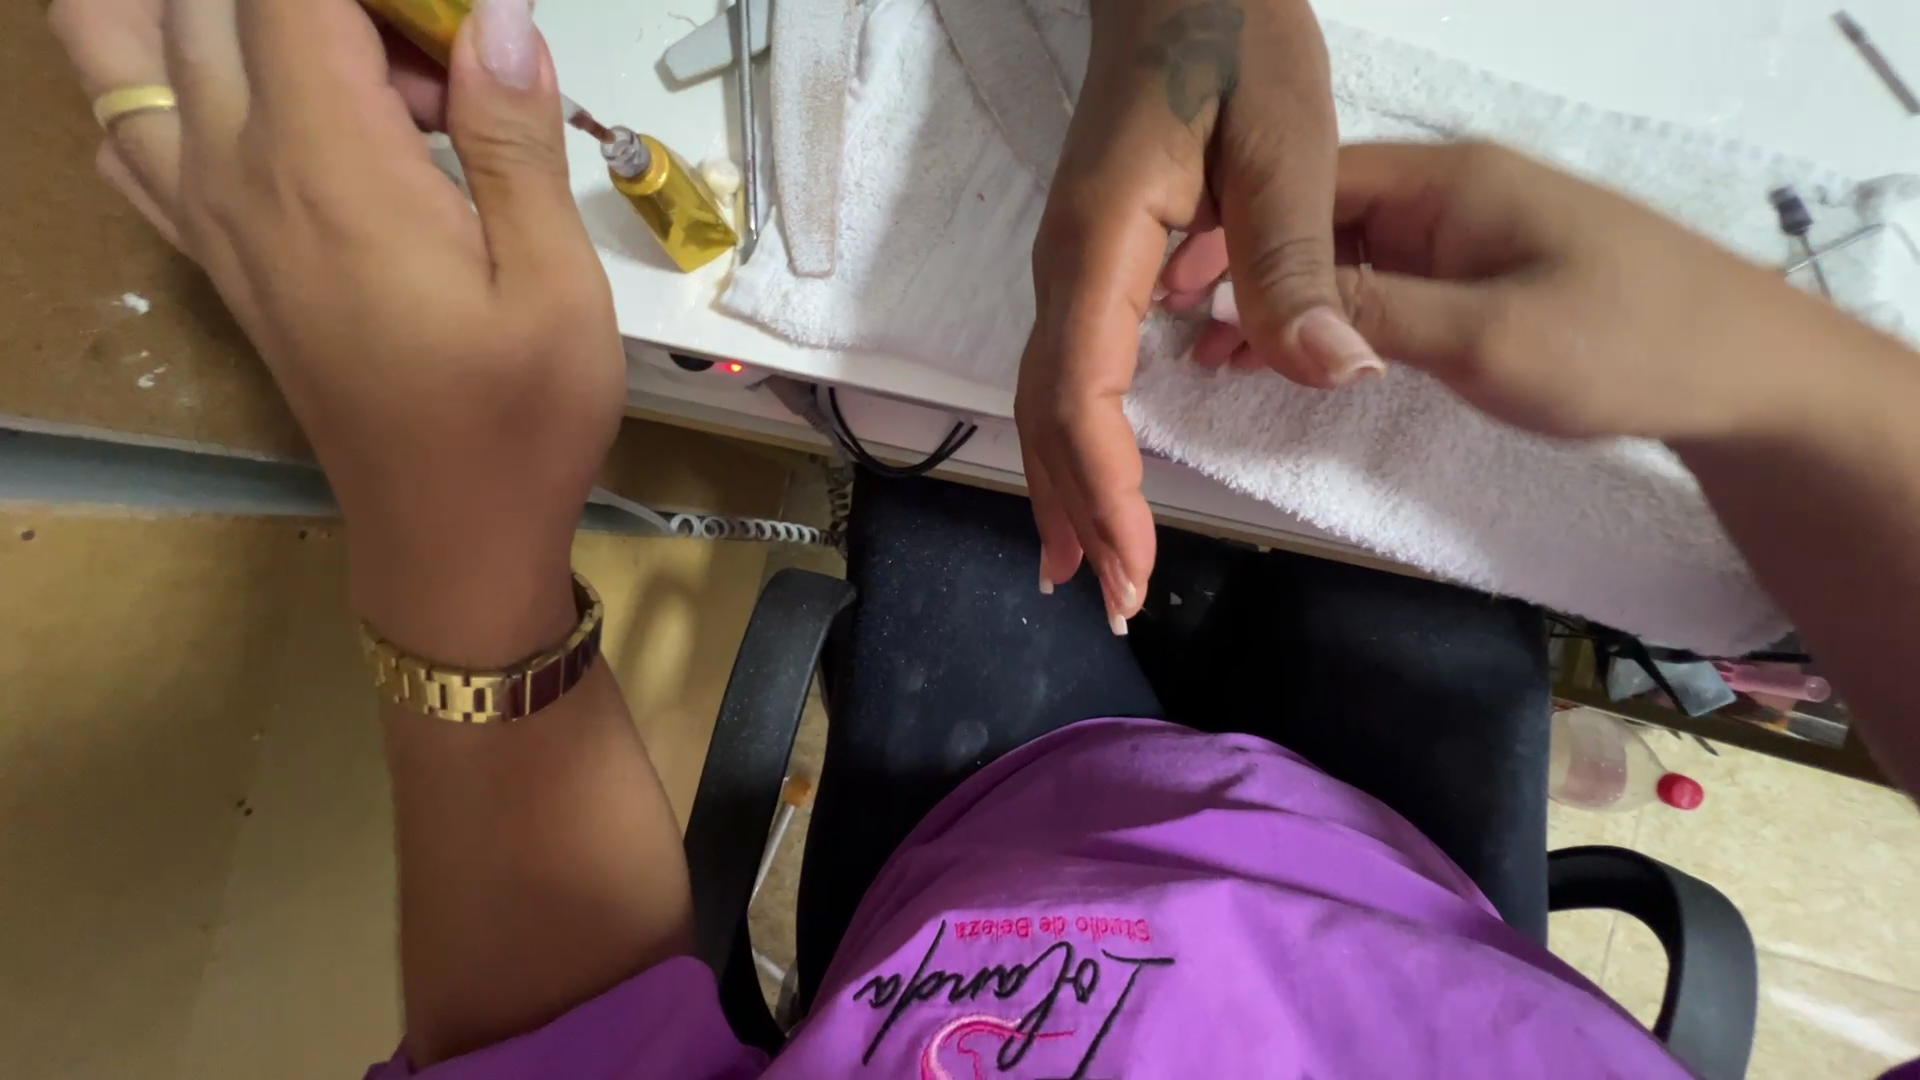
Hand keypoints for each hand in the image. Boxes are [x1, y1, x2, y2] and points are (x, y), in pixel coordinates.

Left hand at [50, 0, 624, 664]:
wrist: (456, 529)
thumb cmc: (526, 417)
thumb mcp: (559, 287)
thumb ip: (518, 145)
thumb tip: (500, 19)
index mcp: (334, 167)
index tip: (475, 43)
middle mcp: (238, 170)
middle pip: (223, 1)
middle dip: (350, 12)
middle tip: (457, 83)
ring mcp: (207, 217)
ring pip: (136, 40)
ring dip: (238, 25)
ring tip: (363, 84)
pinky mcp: (216, 262)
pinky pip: (128, 125)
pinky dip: (167, 77)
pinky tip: (263, 116)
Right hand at [1018, 0, 1365, 628]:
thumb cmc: (1231, 41)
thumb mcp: (1286, 139)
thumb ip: (1295, 259)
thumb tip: (1334, 374)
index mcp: (1102, 248)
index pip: (1080, 392)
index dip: (1104, 485)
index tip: (1137, 564)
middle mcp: (1062, 278)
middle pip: (1049, 418)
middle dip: (1080, 513)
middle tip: (1115, 599)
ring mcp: (1065, 281)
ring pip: (1046, 408)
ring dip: (1065, 494)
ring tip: (1085, 569)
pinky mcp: (1085, 282)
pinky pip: (1066, 383)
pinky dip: (1074, 450)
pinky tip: (1090, 490)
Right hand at [1170, 141, 1820, 441]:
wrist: (1740, 379)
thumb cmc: (1623, 345)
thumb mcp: (1484, 333)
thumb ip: (1367, 314)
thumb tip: (1253, 312)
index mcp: (1439, 184)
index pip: (1304, 193)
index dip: (1231, 240)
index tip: (1172, 293)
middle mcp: (1431, 201)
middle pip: (1304, 229)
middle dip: (1237, 283)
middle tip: (1179, 337)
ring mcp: (1440, 244)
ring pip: (1322, 269)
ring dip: (1266, 313)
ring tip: (1206, 361)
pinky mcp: (1447, 285)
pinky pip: (1353, 298)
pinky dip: (1306, 328)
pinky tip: (1265, 360)